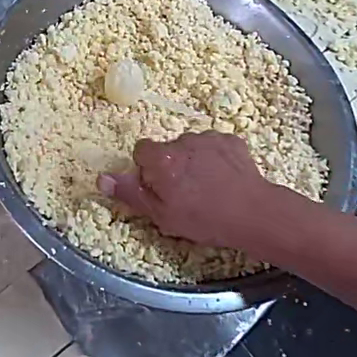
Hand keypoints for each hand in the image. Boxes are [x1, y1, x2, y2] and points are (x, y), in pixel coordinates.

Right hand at [99, 132, 305, 253]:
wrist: (255, 214)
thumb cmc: (204, 219)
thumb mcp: (161, 214)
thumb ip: (131, 193)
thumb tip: (101, 178)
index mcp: (161, 157)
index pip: (141, 151)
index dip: (148, 170)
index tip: (160, 188)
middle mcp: (181, 140)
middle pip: (167, 149)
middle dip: (171, 165)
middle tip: (185, 193)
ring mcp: (208, 138)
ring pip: (190, 147)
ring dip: (193, 161)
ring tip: (208, 188)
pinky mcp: (230, 140)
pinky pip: (214, 146)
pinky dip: (216, 158)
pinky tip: (225, 179)